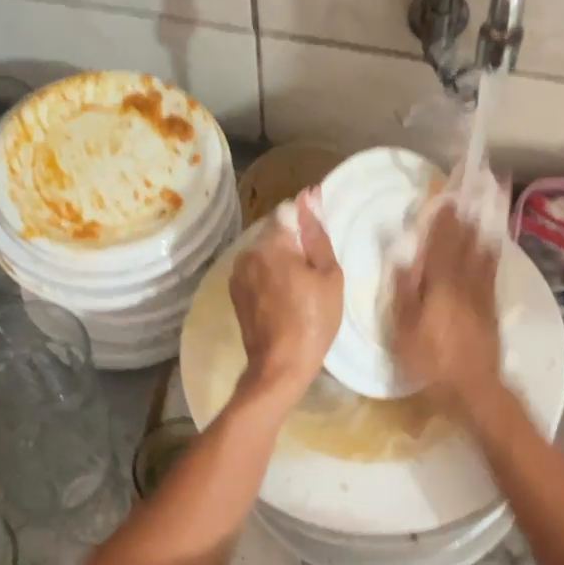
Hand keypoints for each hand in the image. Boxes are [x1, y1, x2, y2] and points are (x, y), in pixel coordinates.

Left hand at [231, 193, 342, 404]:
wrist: (280, 365)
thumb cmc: (313, 321)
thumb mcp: (328, 276)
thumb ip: (318, 235)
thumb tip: (311, 199)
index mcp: (271, 243)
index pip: (289, 211)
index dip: (307, 222)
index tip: (320, 243)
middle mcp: (248, 252)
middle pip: (274, 232)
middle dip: (294, 242)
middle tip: (315, 270)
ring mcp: (237, 273)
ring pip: (264, 252)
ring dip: (281, 260)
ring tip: (301, 286)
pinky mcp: (235, 292)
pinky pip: (256, 271)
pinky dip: (270, 276)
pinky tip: (286, 297)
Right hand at [392, 202, 503, 412]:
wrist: (474, 389)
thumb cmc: (432, 363)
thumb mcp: (405, 331)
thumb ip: (404, 291)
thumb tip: (400, 257)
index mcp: (440, 285)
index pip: (441, 243)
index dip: (443, 218)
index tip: (446, 193)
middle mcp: (465, 282)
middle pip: (466, 241)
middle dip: (467, 215)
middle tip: (473, 186)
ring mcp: (482, 294)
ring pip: (484, 251)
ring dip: (483, 227)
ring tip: (487, 204)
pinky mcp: (491, 307)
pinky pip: (492, 269)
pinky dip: (492, 251)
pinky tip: (493, 244)